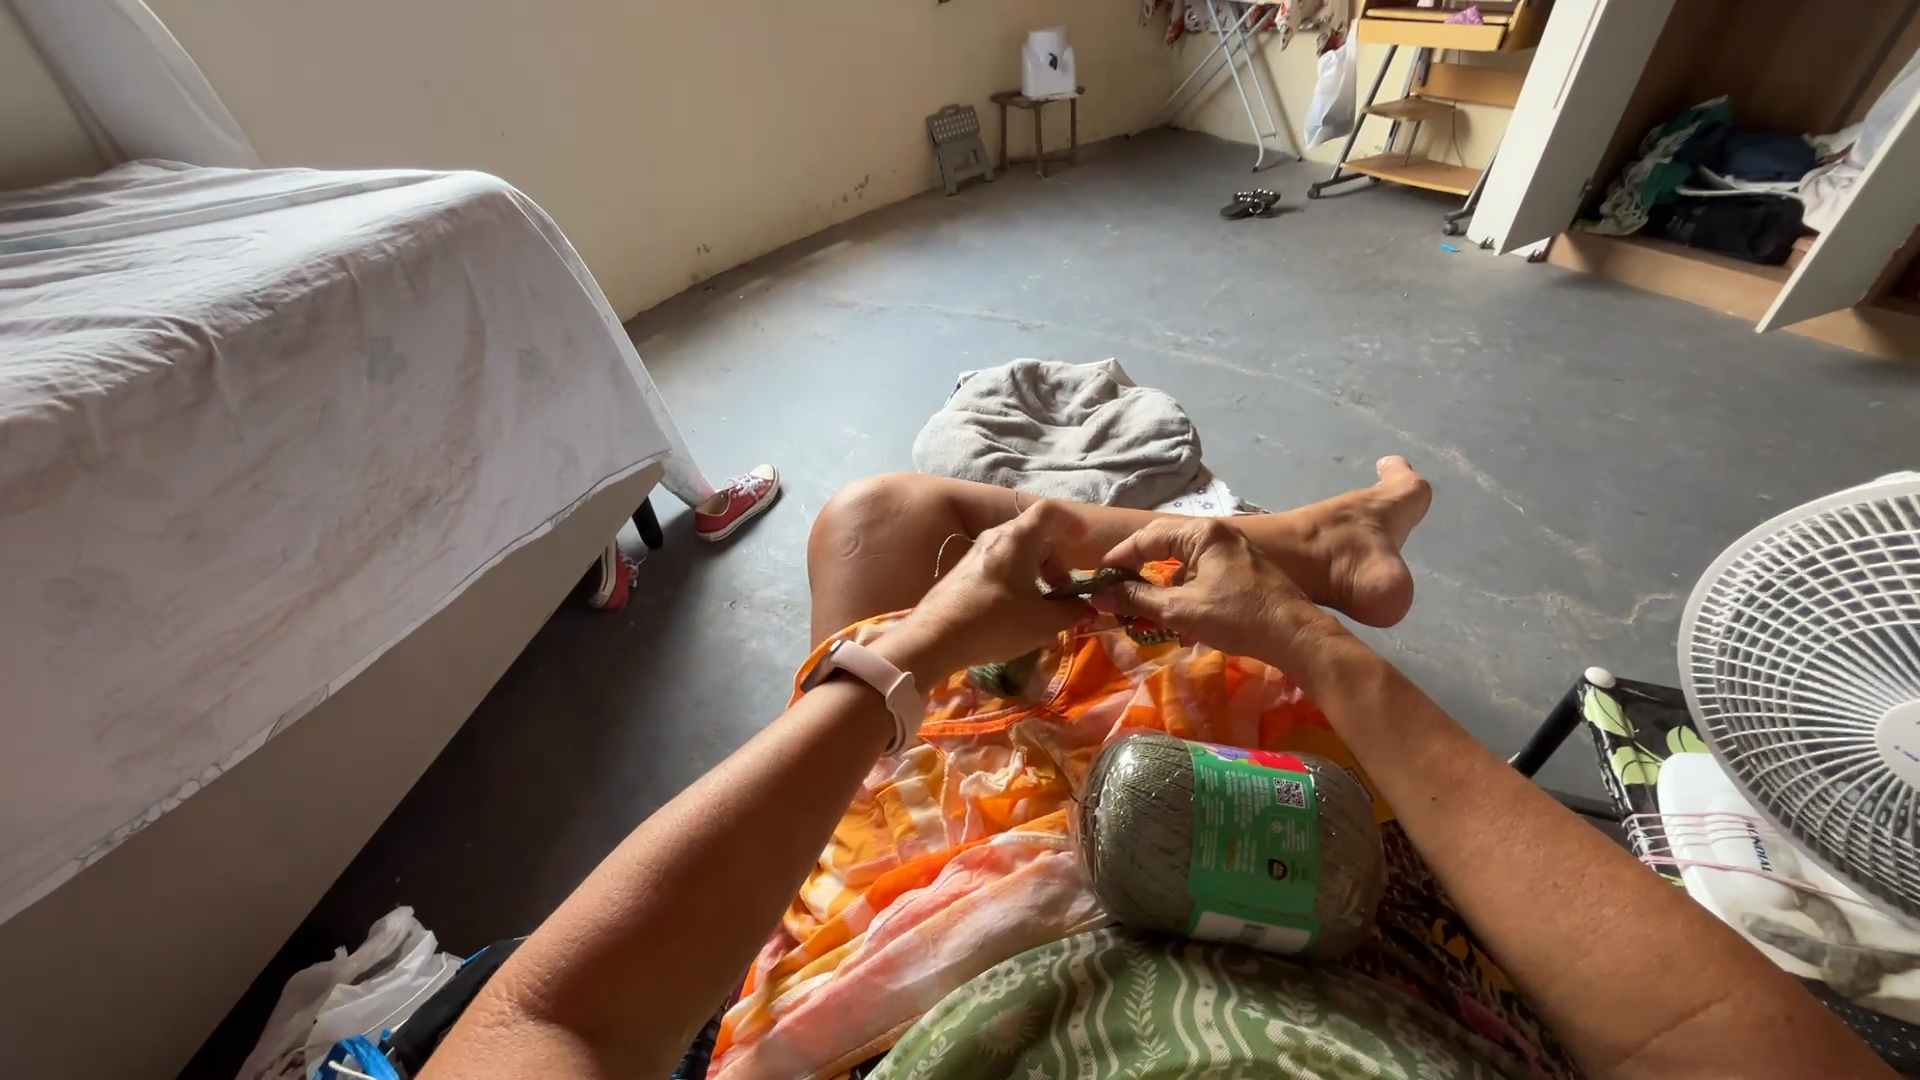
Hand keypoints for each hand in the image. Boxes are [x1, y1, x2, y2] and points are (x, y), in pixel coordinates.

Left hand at [873, 499, 1091, 684]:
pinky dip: (1017, 585)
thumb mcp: (1043, 622)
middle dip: (1056, 566)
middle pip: (1035, 538)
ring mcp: (976, 554)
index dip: (1070, 521)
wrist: (934, 638)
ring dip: (1037, 579)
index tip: (1083, 541)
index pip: (1049, 511)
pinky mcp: (964, 573)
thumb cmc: (994, 622)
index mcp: (1017, 538)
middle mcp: (995, 537)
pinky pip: (1000, 569)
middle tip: (1065, 596)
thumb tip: (1087, 608)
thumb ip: (1072, 611)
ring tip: (1044, 613)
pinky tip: (1018, 618)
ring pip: (1017, 556)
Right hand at [1094, 517, 1346, 663]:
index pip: (1146, 538)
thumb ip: (1136, 599)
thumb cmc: (1237, 617)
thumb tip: (1098, 596)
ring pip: (1182, 562)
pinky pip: (1200, 573)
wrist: (1297, 636)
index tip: (1098, 580)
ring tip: (1143, 610)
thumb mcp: (1180, 610)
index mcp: (1201, 533)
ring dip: (1161, 586)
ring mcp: (1232, 550)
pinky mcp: (1242, 569)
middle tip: (1116, 592)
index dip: (1118, 560)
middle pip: (1163, 546)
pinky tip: (1178, 616)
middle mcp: (1217, 532)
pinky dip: (1183, 591)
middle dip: (1138, 571)